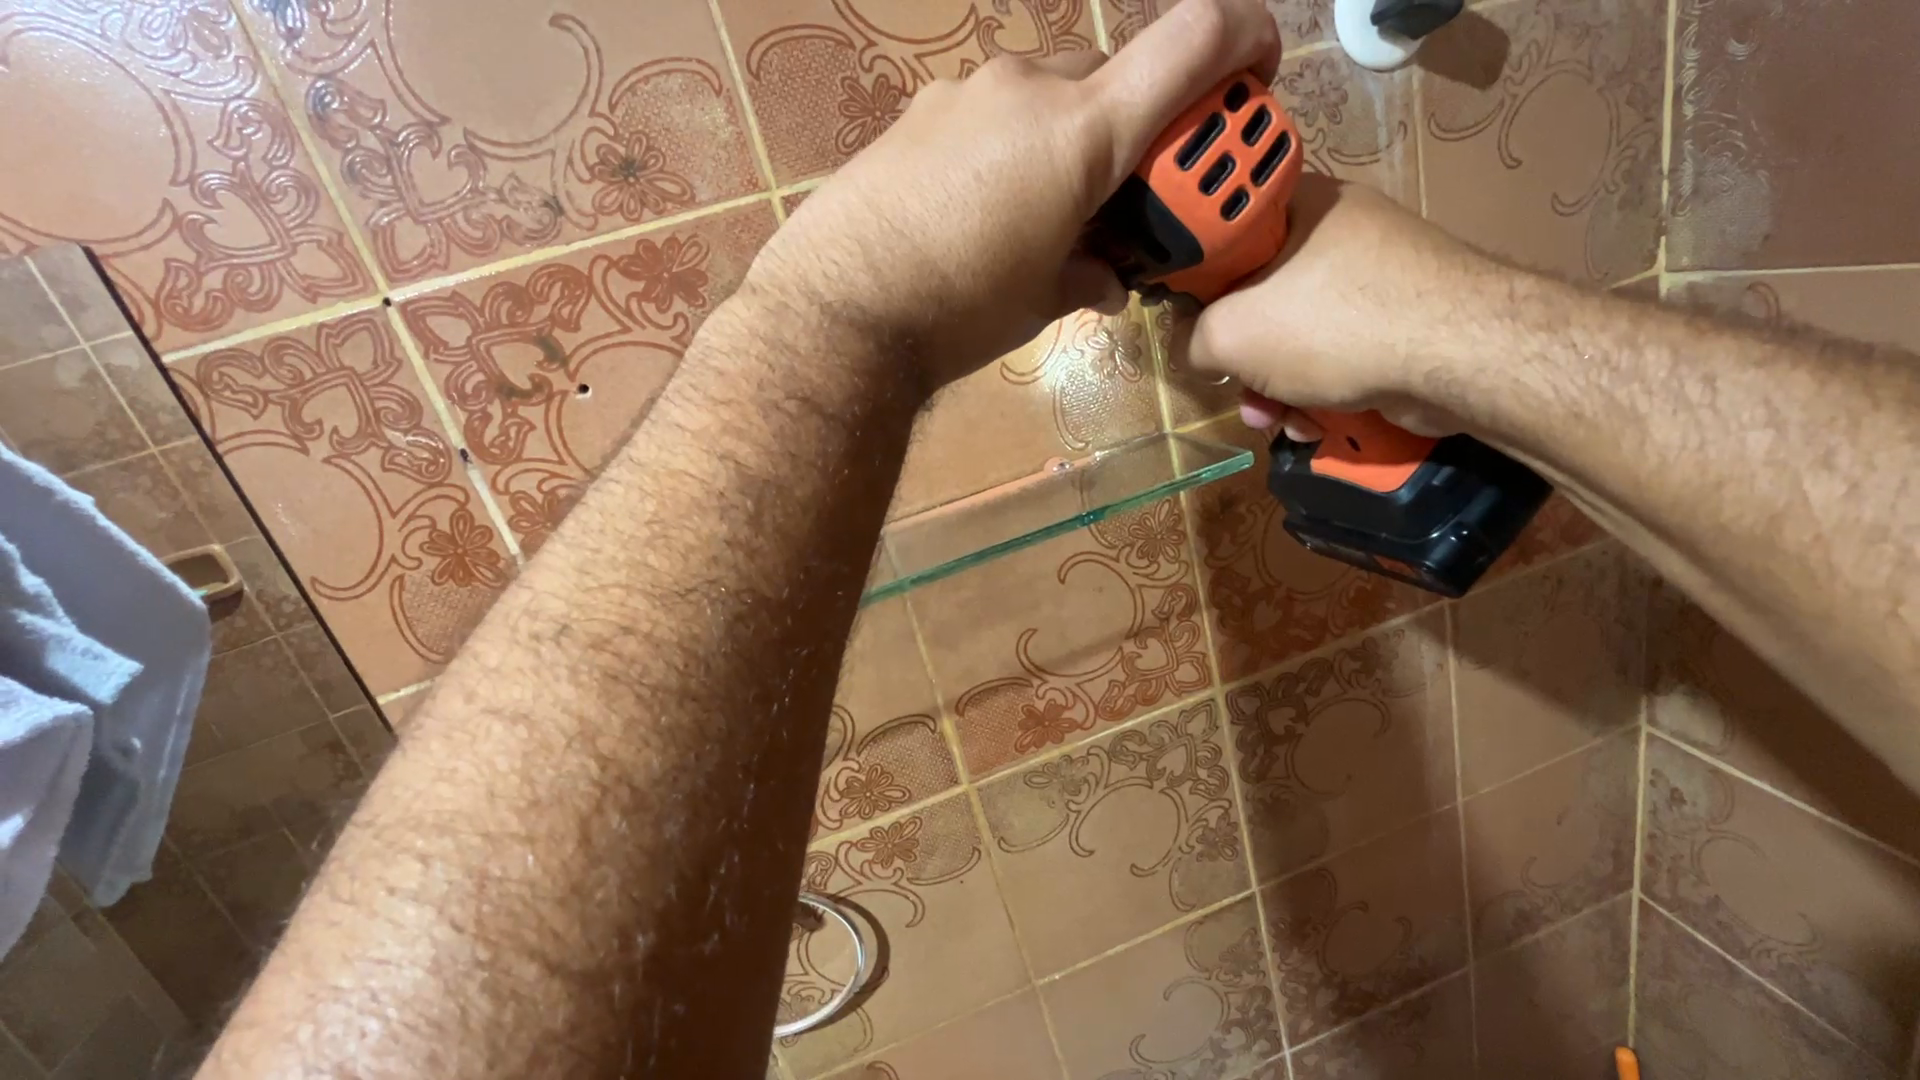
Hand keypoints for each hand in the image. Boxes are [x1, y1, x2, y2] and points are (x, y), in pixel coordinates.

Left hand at [743, 0, 1280, 388]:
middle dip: (1128, 122)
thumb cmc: (958, 312)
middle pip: (1108, 73)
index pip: (1188, 43)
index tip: (1255, 66)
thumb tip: (1105, 280)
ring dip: (1061, 133)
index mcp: (1080, 131)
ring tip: (1039, 206)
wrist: (839, 309)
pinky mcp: (915, 112)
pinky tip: (976, 204)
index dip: (1241, 40)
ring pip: (1041, 90)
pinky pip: (985, 111)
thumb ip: (1088, 277)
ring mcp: (962, 92)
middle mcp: (1025, 88)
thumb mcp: (1040, 303)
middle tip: (1116, 188)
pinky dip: (1004, 143)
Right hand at [1185, 174, 1505, 438]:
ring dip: (1276, 387)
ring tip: (1275, 421)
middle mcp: (1336, 232)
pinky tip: (1315, 422)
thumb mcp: (1228, 334)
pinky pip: (1336, 352)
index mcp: (1295, 206)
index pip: (1225, 239)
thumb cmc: (1330, 324)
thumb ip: (1191, 340)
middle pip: (1259, 298)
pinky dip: (1319, 389)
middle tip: (1235, 388)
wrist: (1458, 354)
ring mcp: (1375, 275)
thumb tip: (1195, 349)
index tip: (1192, 327)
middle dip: (1242, 359)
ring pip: (1297, 335)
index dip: (1199, 287)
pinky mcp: (1402, 318)